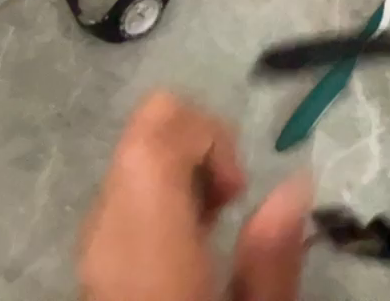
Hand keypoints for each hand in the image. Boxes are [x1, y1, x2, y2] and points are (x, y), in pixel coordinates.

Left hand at [80, 91, 311, 300]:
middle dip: (198, 141)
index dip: (204, 132)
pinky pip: (127, 184)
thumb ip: (272, 257)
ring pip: (133, 153)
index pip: (153, 134)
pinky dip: (164, 187)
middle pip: (143, 132)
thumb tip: (296, 183)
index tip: (239, 187)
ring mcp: (93, 237)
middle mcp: (107, 227)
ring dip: (183, 163)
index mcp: (145, 243)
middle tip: (231, 199)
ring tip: (217, 219)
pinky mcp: (94, 250)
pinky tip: (191, 234)